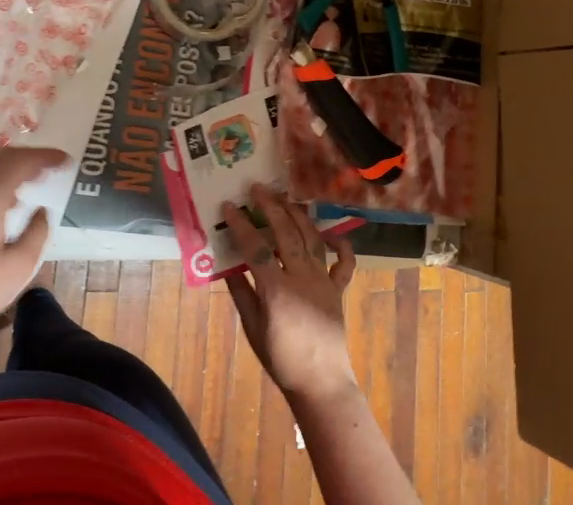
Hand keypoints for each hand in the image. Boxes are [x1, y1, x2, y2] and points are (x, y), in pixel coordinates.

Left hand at [0, 146, 65, 366]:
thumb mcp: (15, 271)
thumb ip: (36, 234)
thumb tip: (42, 211)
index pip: (20, 162)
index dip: (46, 157)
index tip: (67, 161)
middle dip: (28, 157)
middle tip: (51, 167)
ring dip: (10, 166)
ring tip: (33, 180)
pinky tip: (4, 200)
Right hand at [224, 184, 357, 402]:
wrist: (320, 382)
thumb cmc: (281, 360)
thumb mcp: (253, 329)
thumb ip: (242, 295)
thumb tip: (228, 267)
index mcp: (276, 290)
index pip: (255, 248)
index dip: (241, 225)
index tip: (229, 206)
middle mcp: (301, 278)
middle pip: (286, 234)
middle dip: (271, 207)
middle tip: (257, 188)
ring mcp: (323, 281)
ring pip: (312, 239)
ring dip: (298, 215)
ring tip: (285, 198)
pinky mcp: (338, 289)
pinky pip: (344, 263)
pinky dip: (340, 246)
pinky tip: (331, 234)